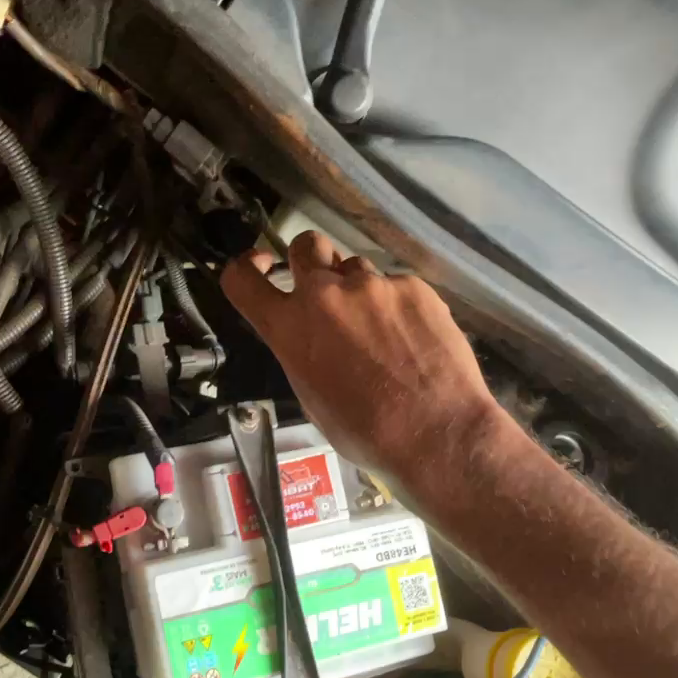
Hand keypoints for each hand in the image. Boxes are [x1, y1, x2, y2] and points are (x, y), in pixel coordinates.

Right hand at [220, 231, 505, 476]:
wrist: (435, 432)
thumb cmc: (363, 430)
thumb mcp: (310, 395)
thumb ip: (301, 351)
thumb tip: (312, 337)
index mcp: (289, 327)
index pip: (242, 279)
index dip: (243, 268)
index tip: (258, 267)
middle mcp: (325, 295)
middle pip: (306, 245)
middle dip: (310, 261)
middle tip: (325, 291)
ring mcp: (373, 285)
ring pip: (356, 268)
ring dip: (359, 290)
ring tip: (381, 330)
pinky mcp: (415, 287)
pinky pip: (396, 286)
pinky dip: (398, 306)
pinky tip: (414, 340)